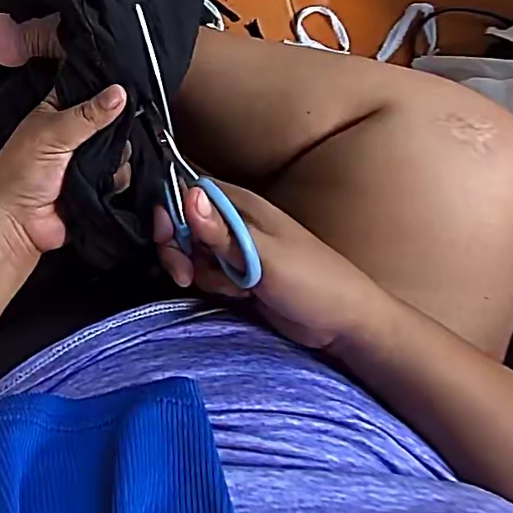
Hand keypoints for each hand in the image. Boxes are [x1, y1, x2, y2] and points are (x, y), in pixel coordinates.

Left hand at [0, 84, 125, 265]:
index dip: (106, 88)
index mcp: (57, 112)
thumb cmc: (18, 176)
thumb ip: (88, 114)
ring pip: (120, 149)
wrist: (15, 226)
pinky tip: (104, 182)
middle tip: (114, 132)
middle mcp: (75, 134)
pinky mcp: (97, 184)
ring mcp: (87, 160)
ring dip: (117, 156)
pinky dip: (117, 178)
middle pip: (111, 121)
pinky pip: (121, 175)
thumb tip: (118, 92)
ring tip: (101, 165)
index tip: (125, 88)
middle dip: (117, 127)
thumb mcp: (52, 135)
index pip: (88, 90)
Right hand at [154, 181, 395, 350]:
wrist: (343, 322)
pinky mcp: (238, 272)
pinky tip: (235, 294)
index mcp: (241, 204)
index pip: (188, 190)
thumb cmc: (312, 281)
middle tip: (185, 275)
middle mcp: (235, 220)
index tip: (170, 241)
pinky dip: (212, 284)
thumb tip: (189, 194)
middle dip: (177, 249)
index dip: (171, 212)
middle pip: (184, 222)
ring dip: (198, 271)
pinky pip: (207, 272)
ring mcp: (237, 247)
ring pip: (193, 250)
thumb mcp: (265, 256)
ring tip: (230, 287)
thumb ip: (223, 231)